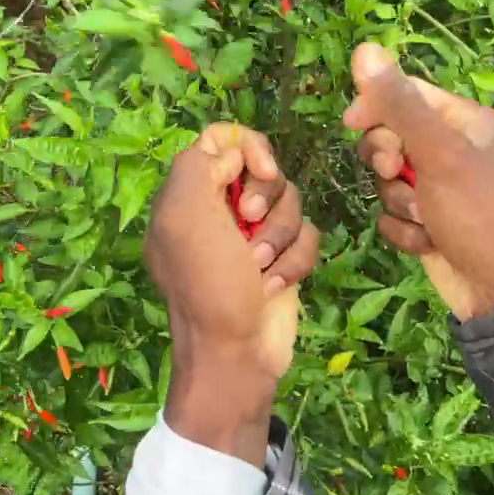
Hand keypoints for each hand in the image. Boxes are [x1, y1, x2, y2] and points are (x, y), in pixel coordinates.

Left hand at [145, 123, 320, 465]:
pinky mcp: (283, 260)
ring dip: (280, 237)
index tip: (260, 169)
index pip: (222, 141)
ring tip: (261, 268)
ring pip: (291, 203)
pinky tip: (276, 285)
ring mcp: (254, 238)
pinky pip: (308, 235)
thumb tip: (232, 153)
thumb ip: (200, 164)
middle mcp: (221, 212)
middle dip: (267, 199)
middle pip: (264, 169)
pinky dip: (296, 260)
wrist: (236, 353)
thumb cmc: (208, 284)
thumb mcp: (185, 215)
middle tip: (249, 224)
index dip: (249, 147)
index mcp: (189, 196)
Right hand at [343, 43, 493, 320]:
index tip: (352, 122)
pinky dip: (405, 231)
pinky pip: (393, 215)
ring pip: (387, 181)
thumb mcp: (440, 154)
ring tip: (428, 219)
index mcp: (464, 122)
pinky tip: (429, 243)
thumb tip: (365, 49)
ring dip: (400, 202)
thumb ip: (400, 105)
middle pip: (391, 137)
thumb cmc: (480, 215)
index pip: (407, 94)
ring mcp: (439, 189)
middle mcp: (452, 150)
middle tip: (399, 174)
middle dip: (388, 162)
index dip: (377, 105)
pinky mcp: (428, 223)